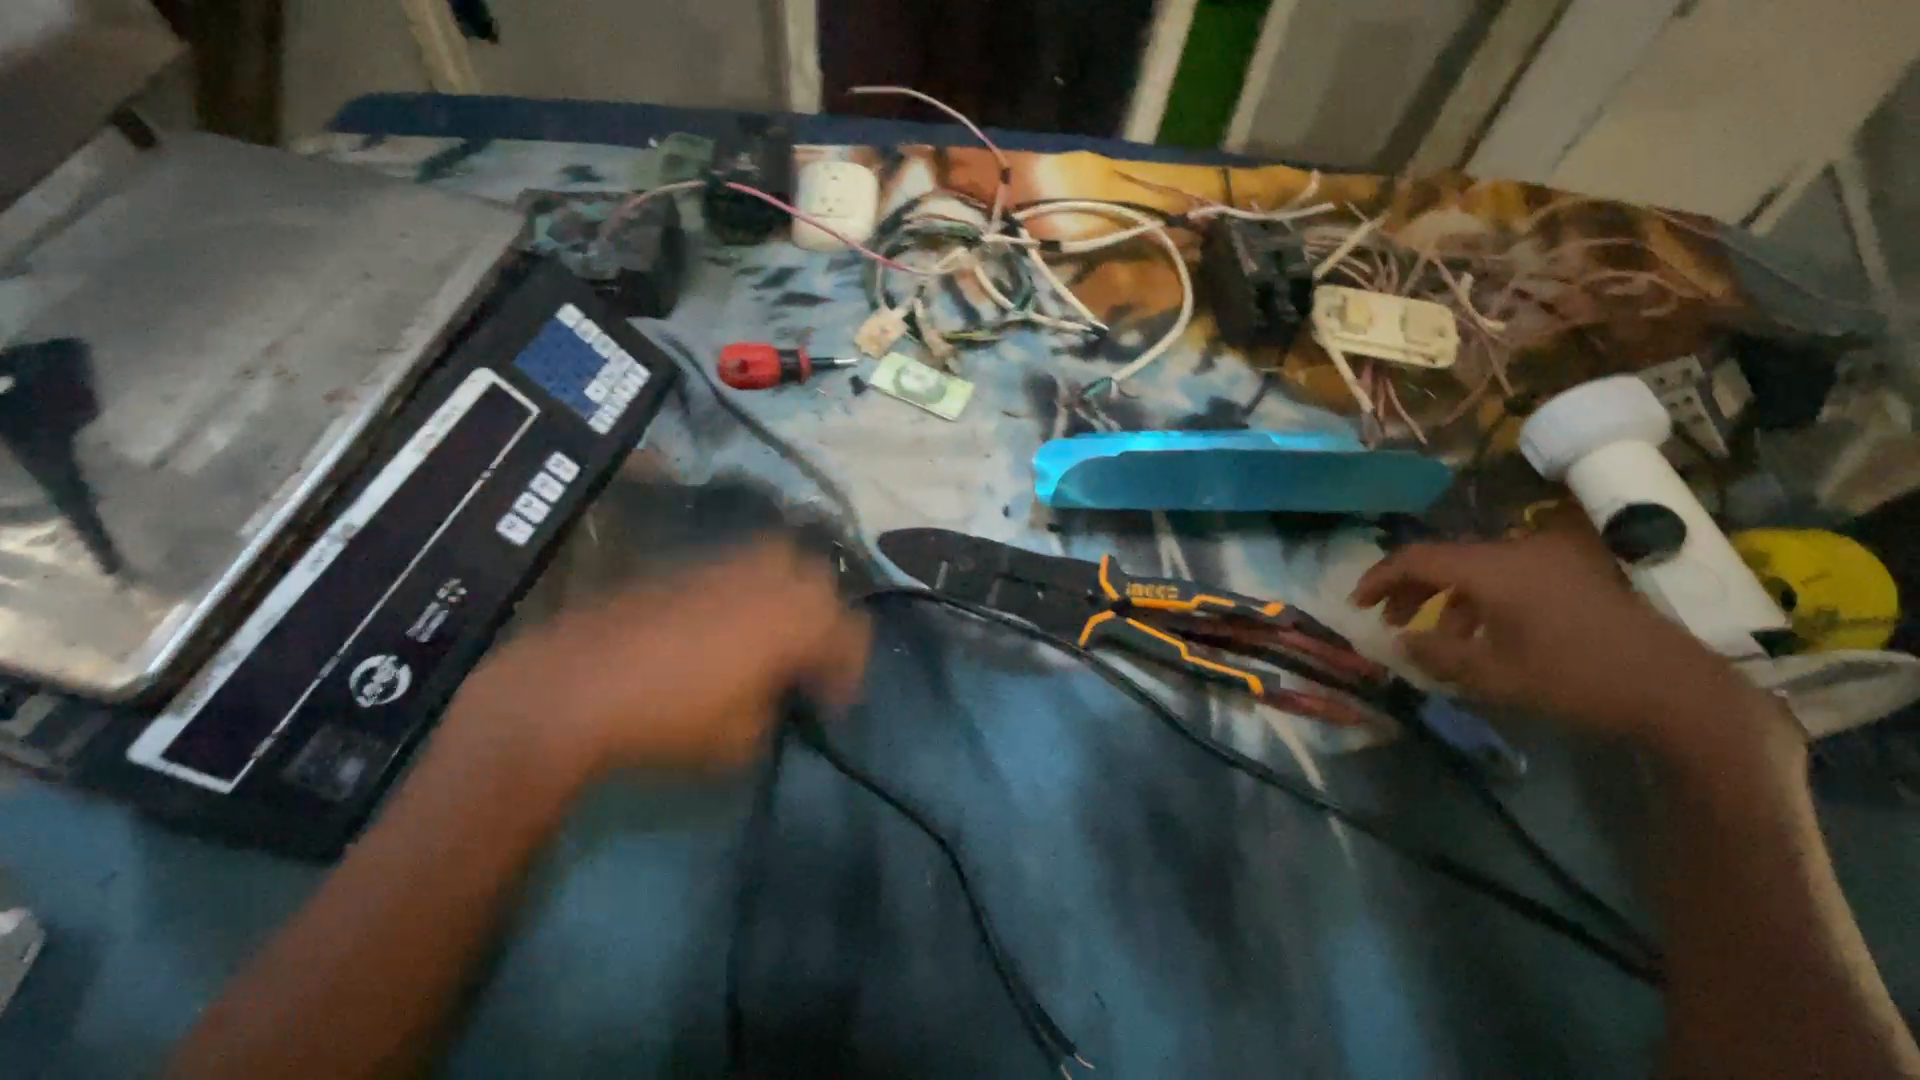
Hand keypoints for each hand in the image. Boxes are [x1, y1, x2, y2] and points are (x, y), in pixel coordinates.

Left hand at [446, 539, 869, 782]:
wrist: (575, 687)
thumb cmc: (669, 719)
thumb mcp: (742, 738)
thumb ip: (775, 706)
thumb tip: (778, 692)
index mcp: (792, 620)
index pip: (849, 632)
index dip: (850, 670)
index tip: (833, 702)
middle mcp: (765, 580)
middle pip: (819, 580)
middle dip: (823, 616)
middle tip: (807, 656)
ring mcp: (721, 566)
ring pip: (777, 558)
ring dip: (786, 592)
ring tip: (770, 632)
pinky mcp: (682, 567)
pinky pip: (733, 568)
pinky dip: (744, 590)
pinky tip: (723, 626)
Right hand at [1350, 532, 1766, 748]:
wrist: (1677, 688)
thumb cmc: (1576, 679)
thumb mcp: (1494, 675)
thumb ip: (1437, 655)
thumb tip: (1399, 642)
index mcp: (1494, 568)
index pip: (1417, 558)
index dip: (1380, 578)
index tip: (1356, 604)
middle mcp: (1519, 551)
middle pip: (1446, 559)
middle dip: (1411, 590)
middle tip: (1389, 622)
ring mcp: (1551, 560)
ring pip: (1477, 568)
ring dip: (1447, 598)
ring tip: (1435, 637)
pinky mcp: (1574, 574)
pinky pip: (1509, 576)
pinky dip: (1482, 599)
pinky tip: (1484, 635)